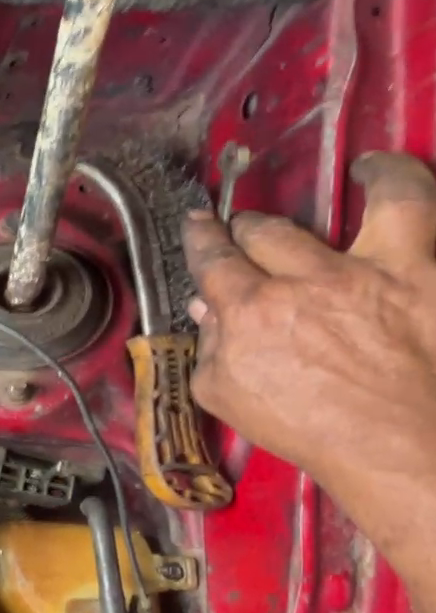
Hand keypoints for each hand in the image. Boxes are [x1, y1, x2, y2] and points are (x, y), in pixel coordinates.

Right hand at [180, 152, 435, 496]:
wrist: (399, 444)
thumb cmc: (302, 425)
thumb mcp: (222, 393)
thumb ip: (210, 346)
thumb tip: (209, 310)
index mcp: (250, 311)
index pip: (215, 259)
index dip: (202, 237)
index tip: (199, 223)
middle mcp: (311, 280)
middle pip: (272, 232)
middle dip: (251, 225)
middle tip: (247, 224)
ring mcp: (383, 272)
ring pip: (382, 201)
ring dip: (371, 179)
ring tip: (369, 168)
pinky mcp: (433, 277)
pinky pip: (431, 217)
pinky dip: (425, 191)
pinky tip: (419, 185)